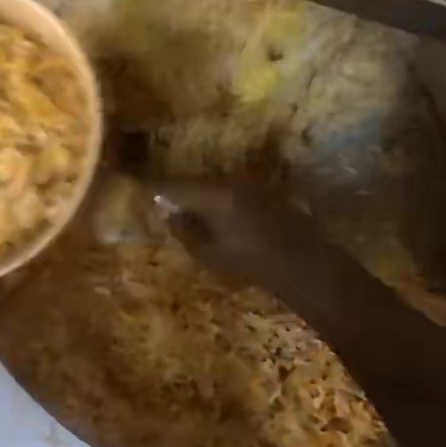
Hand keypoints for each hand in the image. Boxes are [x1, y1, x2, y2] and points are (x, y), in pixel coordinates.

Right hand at [153, 180, 332, 291]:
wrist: (302, 263)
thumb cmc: (249, 261)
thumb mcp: (207, 253)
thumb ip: (184, 231)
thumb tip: (169, 214)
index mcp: (213, 194)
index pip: (176, 186)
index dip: (158, 188)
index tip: (143, 189)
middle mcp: (233, 182)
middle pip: (198, 183)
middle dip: (181, 192)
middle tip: (166, 203)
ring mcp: (253, 186)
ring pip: (218, 187)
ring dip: (203, 197)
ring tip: (191, 211)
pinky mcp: (269, 195)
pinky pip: (235, 193)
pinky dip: (222, 202)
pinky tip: (220, 216)